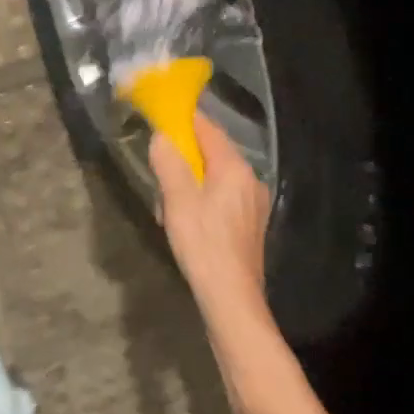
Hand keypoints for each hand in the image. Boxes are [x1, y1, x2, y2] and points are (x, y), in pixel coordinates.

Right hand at [150, 114, 270, 316]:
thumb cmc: (203, 244)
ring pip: (218, 175)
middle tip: (159, 162)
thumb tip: (162, 137)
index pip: (209, 129)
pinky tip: (189, 216)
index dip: (184, 120)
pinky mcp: (251, 223)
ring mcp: (254, 202)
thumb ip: (169, 163)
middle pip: (215, 151)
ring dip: (193, 177)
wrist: (232, 297)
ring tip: (169, 196)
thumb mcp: (178, 201)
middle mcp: (250, 179)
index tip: (162, 116)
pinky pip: (225, 195)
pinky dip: (204, 195)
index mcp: (234, 168)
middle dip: (186, 153)